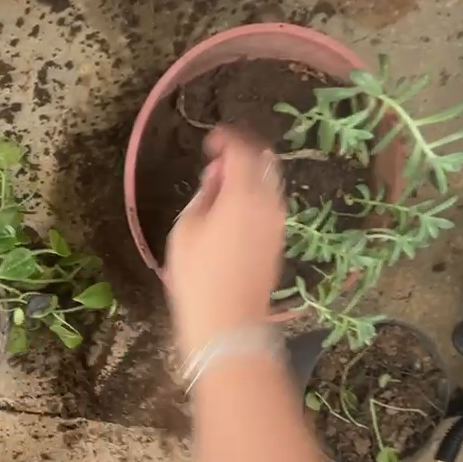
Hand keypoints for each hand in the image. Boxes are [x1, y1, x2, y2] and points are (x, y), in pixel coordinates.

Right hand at [164, 126, 289, 361]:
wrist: (227, 322)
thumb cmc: (196, 277)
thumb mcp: (185, 230)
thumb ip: (204, 195)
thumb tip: (216, 177)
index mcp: (243, 195)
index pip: (242, 150)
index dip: (226, 139)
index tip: (210, 140)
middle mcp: (268, 203)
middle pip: (262, 164)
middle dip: (241, 155)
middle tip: (216, 163)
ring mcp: (277, 224)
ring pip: (268, 185)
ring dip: (248, 178)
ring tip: (220, 189)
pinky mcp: (276, 242)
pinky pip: (268, 206)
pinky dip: (253, 198)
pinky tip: (232, 212)